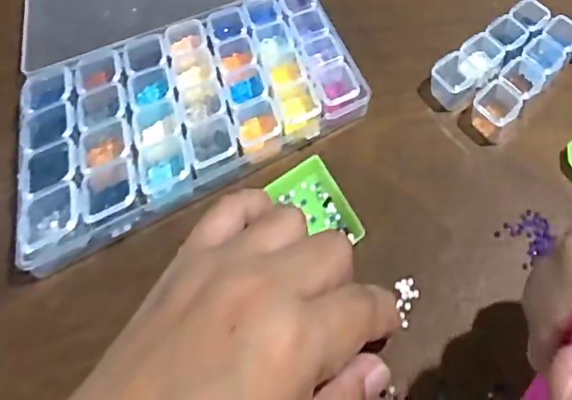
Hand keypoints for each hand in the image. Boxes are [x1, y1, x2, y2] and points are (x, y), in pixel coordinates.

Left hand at [71, 189, 397, 399]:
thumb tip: (376, 366)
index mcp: (297, 337)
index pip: (367, 304)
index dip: (383, 318)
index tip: (380, 332)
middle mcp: (268, 282)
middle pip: (336, 250)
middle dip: (342, 287)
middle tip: (325, 326)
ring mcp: (224, 259)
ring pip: (293, 218)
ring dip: (299, 251)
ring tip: (286, 288)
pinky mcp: (188, 254)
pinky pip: (236, 206)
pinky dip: (254, 216)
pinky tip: (253, 247)